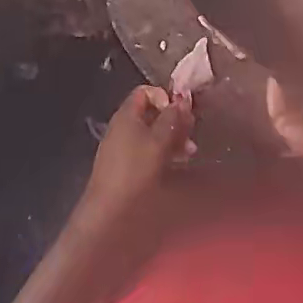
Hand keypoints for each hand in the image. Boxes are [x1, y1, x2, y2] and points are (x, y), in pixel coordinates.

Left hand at [74, 86, 192, 236]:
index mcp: (127, 115)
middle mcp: (123, 127)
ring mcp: (124, 147)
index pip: (145, 92)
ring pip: (153, 133)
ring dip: (173, 138)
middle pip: (152, 113)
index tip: (181, 113)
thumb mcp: (159, 140)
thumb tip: (182, 99)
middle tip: (191, 133)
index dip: (165, 97)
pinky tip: (178, 164)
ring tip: (189, 152)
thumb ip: (173, 118)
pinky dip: (165, 152)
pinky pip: (149, 150)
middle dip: (174, 120)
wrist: (111, 210)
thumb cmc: (135, 169)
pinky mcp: (128, 166)